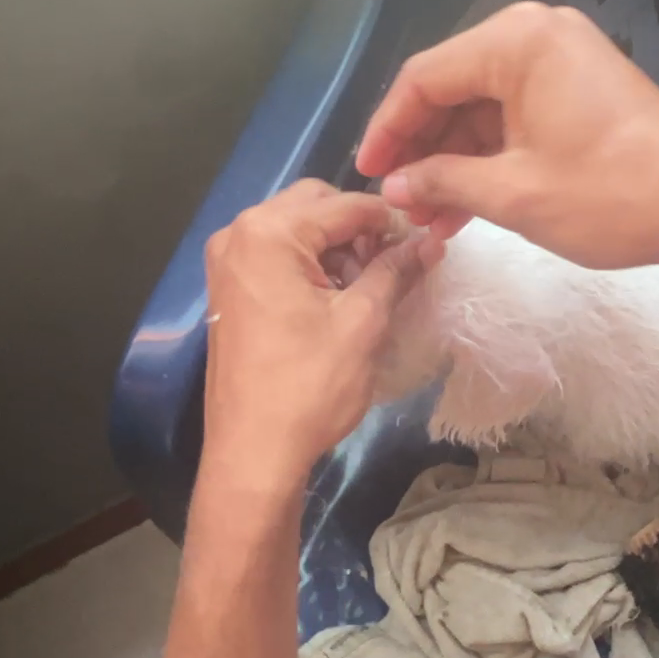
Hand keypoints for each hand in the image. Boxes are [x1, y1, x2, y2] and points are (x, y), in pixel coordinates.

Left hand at [201, 181, 421, 488]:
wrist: (254, 452)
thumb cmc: (310, 386)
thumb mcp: (363, 323)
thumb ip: (396, 270)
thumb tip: (430, 240)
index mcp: (268, 233)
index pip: (343, 205)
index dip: (390, 220)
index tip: (424, 241)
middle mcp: (238, 234)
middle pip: (314, 207)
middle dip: (358, 230)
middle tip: (392, 266)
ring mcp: (228, 263)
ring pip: (296, 231)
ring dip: (336, 248)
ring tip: (368, 287)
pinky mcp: (229, 290)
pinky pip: (277, 256)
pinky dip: (311, 266)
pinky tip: (337, 298)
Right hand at [355, 1, 658, 269]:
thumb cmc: (610, 197)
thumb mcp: (514, 195)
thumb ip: (443, 182)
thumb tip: (393, 185)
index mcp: (517, 41)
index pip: (424, 77)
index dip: (387, 129)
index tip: (367, 173)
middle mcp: (537, 37)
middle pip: (453, 90)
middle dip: (423, 151)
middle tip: (400, 203)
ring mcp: (563, 63)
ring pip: (483, 111)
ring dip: (454, 163)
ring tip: (428, 217)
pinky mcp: (580, 93)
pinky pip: (516, 121)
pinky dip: (490, 160)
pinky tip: (466, 205)